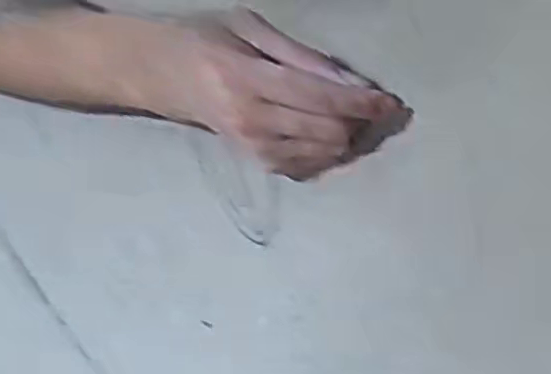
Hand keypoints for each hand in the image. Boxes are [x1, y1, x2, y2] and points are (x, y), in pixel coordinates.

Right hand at [110, 8, 407, 178]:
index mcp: (240, 76)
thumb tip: (356, 84)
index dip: (360, 102)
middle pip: (333, 130)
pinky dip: (333, 146)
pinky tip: (321, 128)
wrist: (160, 75)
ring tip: (342, 113)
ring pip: (332, 150)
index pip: (318, 96)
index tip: (390, 103)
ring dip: (349, 133)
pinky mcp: (269, 166)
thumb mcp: (246, 30)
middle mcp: (251, 119)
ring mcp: (260, 149)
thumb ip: (303, 57)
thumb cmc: (205, 43)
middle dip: (358, 118)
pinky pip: (322, 162)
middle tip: (366, 105)